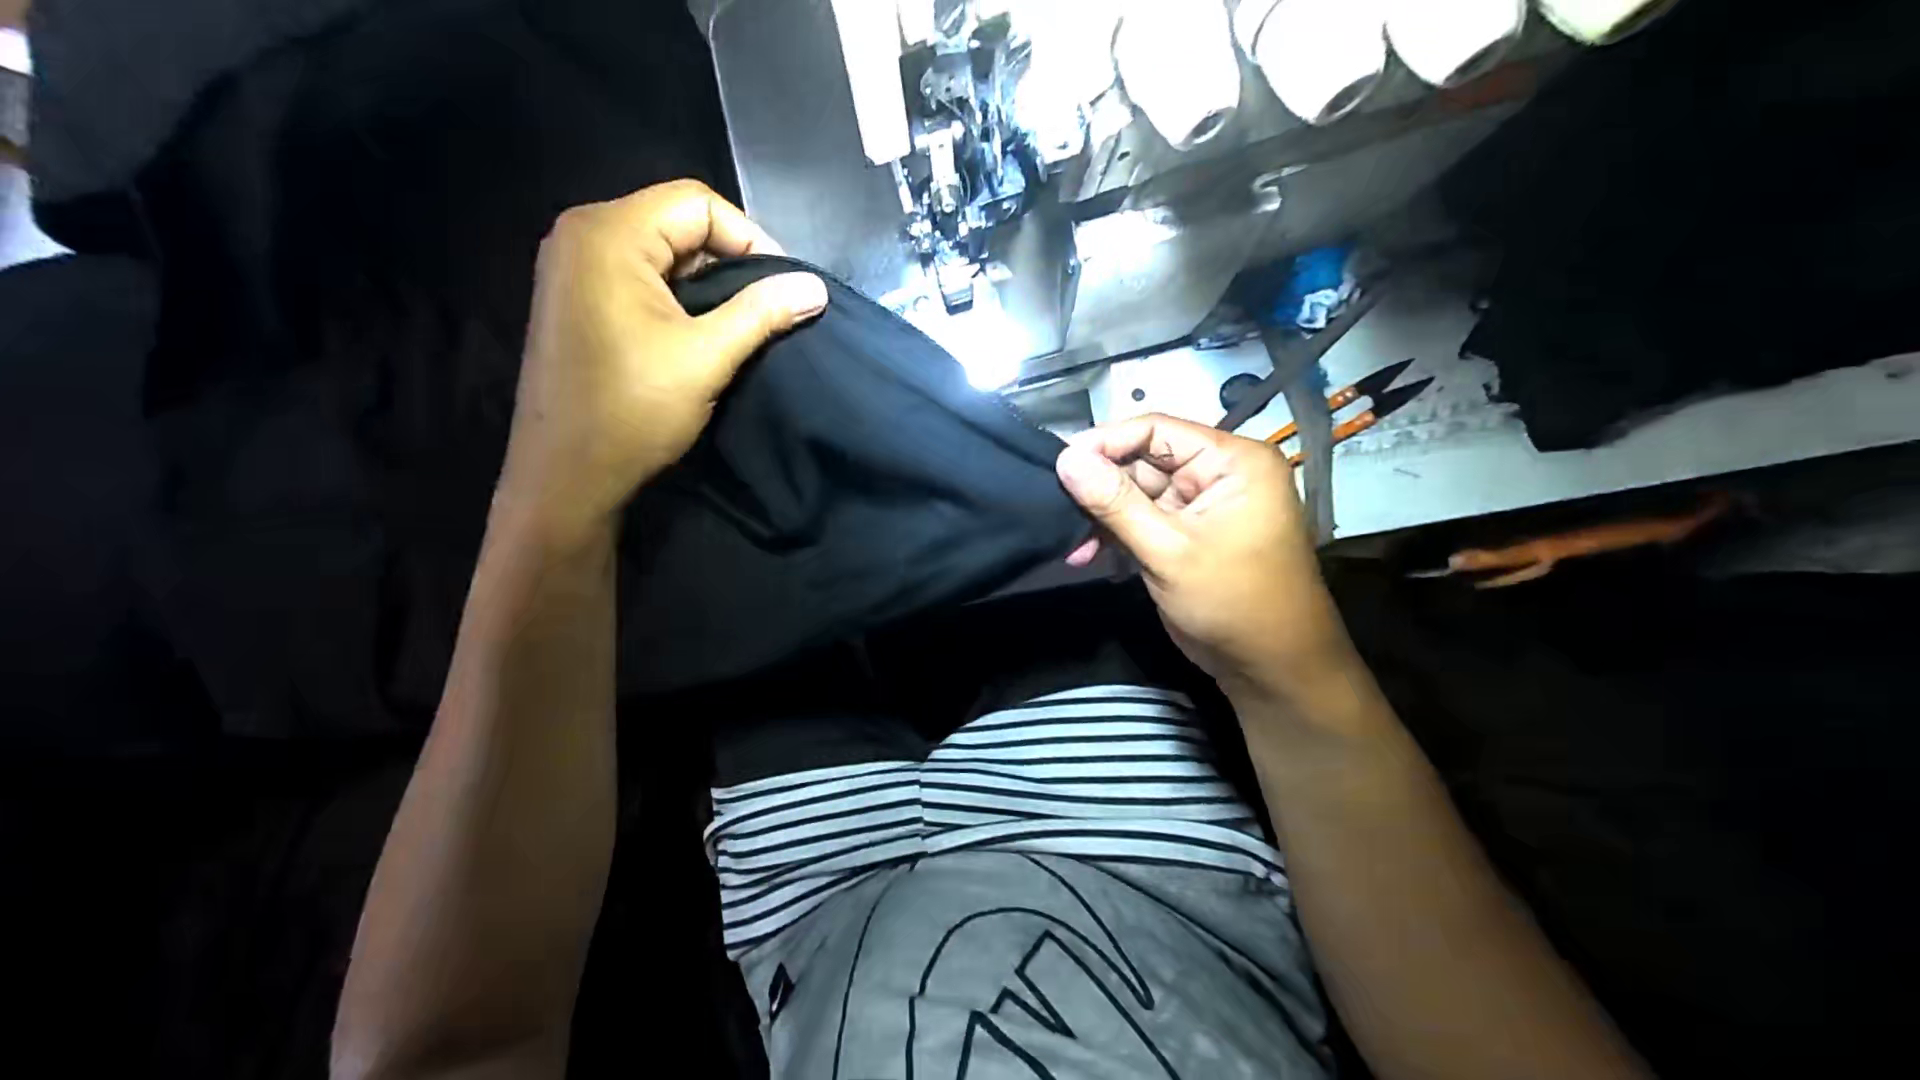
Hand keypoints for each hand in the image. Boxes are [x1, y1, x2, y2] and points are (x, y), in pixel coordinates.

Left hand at [499, 180, 828, 540]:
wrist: (566, 476)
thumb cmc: (633, 411)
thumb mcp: (707, 358)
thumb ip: (763, 313)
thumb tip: (816, 288)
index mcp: (608, 233)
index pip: (697, 203)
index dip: (751, 239)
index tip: (783, 288)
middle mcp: (581, 235)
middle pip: (676, 221)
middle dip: (731, 260)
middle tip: (768, 308)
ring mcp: (571, 267)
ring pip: (660, 251)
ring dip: (707, 281)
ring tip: (741, 323)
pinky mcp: (574, 299)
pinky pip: (638, 275)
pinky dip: (677, 295)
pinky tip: (699, 332)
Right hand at [1055, 414, 1352, 701]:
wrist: (1271, 668)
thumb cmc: (1232, 601)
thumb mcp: (1168, 550)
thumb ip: (1115, 502)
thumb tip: (1065, 459)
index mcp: (1231, 461)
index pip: (1156, 430)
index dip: (1104, 442)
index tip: (1059, 463)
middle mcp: (1218, 474)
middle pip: (1142, 462)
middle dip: (1100, 489)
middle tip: (1057, 508)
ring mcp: (1201, 506)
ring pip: (1137, 494)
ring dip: (1103, 518)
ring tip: (1073, 546)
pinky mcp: (1186, 535)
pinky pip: (1142, 521)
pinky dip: (1116, 536)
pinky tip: (1087, 555)